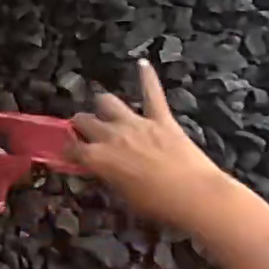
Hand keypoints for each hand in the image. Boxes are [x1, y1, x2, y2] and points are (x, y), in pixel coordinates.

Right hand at [69, 60, 232, 233]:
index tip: (70, 154)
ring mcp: (135, 124)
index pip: (71, 148)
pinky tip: (142, 63)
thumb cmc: (159, 205)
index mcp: (96, 157)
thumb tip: (97, 168)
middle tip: (86, 133)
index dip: (69, 151)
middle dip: (80, 125)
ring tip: (105, 110)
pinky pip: (152, 93)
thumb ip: (105, 176)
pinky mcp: (161, 120)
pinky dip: (147, 77)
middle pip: (82, 120)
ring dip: (103, 106)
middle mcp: (109, 135)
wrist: (199, 198)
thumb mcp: (122, 196)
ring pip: (106, 101)